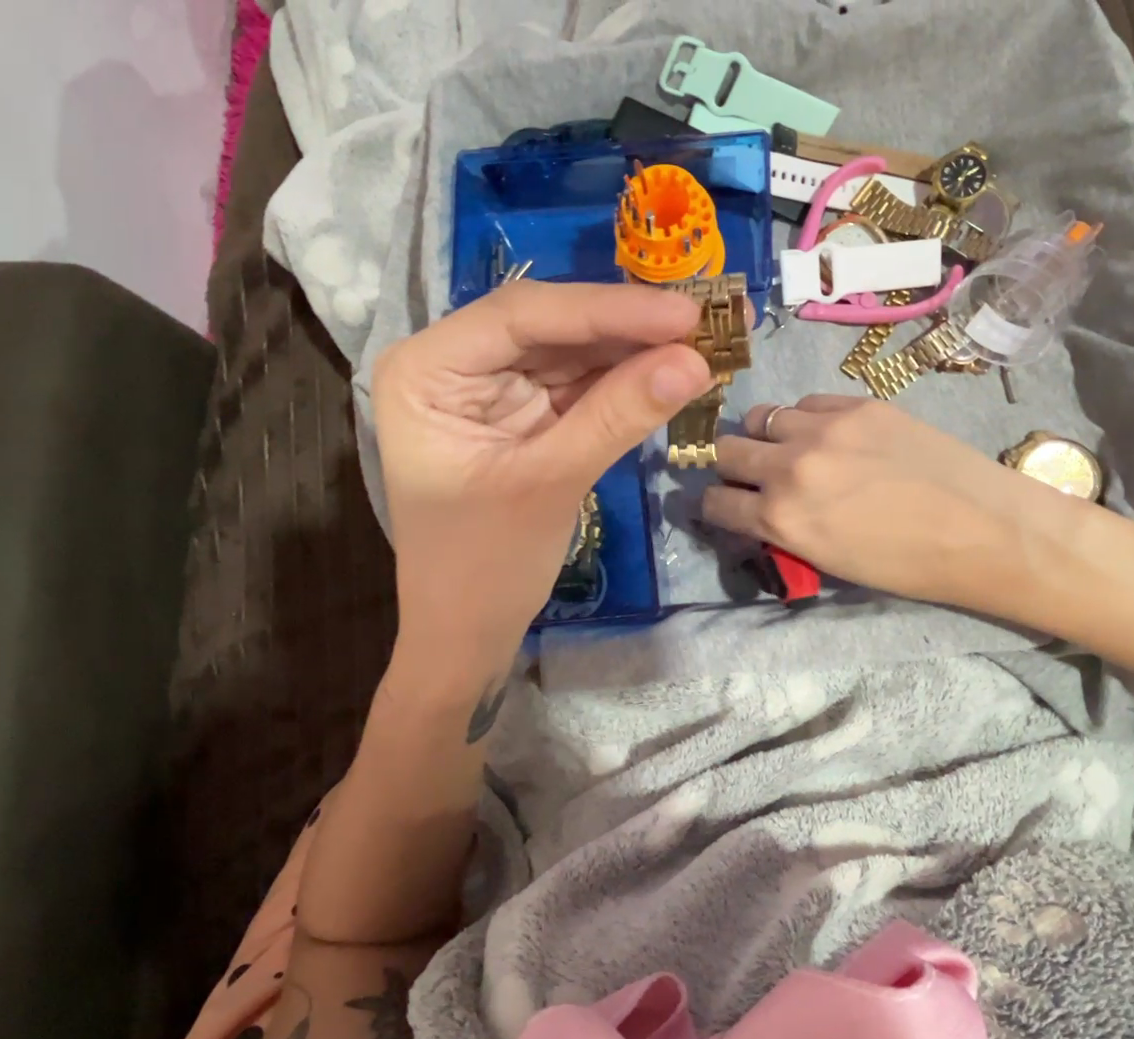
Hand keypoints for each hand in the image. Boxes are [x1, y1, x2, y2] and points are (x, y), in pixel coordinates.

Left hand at [373, 281, 711, 669]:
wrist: (465, 635)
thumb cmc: (482, 569)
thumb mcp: (549, 485)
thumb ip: (617, 416)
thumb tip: (695, 361)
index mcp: (424, 371)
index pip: (520, 316)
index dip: (607, 309)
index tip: (683, 312)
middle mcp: (450, 364)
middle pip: (547, 325)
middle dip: (626, 325)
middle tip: (709, 317)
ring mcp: (485, 388)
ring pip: (568, 350)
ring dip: (634, 348)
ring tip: (706, 339)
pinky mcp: (518, 414)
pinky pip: (576, 383)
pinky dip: (623, 379)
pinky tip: (672, 367)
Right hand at [702, 396, 1092, 618]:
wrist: (982, 529)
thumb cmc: (906, 566)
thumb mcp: (828, 562)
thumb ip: (783, 531)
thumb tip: (761, 509)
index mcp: (779, 520)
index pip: (714, 503)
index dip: (717, 506)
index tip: (727, 505)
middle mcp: (788, 468)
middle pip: (725, 451)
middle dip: (731, 466)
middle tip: (753, 474)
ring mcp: (822, 429)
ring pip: (759, 416)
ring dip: (763, 434)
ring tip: (787, 446)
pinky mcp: (857, 404)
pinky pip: (806, 401)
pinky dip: (805, 419)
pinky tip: (828, 434)